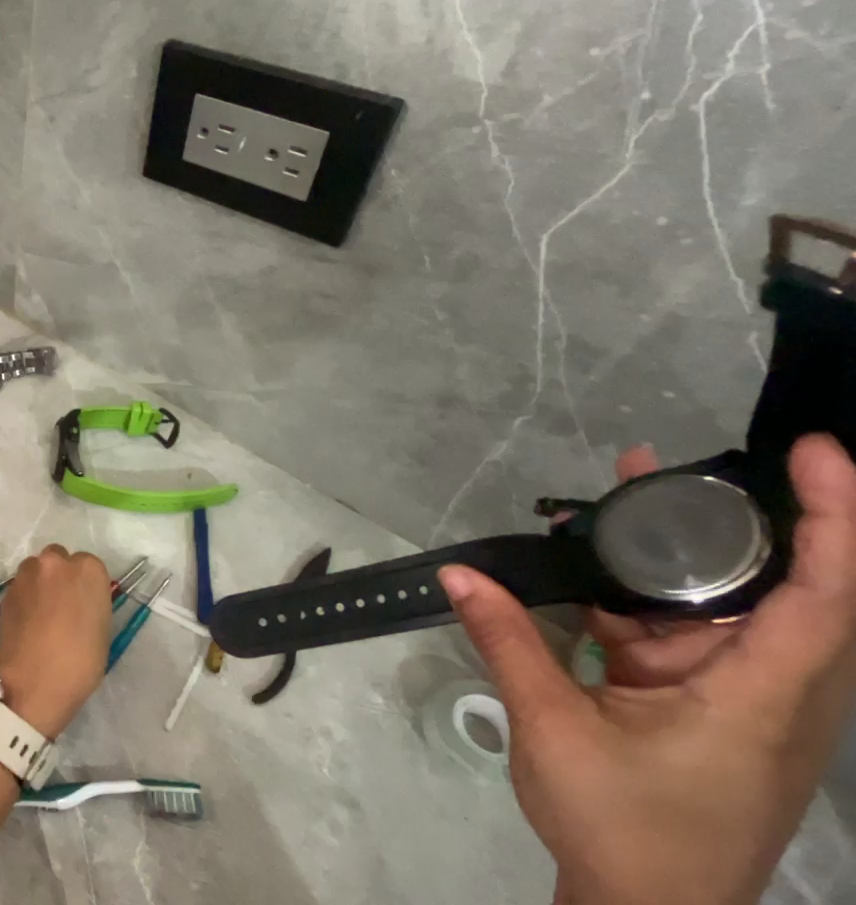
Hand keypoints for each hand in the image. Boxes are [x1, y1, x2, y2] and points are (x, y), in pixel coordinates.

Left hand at [0, 544, 112, 736]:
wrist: (35, 680)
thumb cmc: (81, 661)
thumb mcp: (102, 629)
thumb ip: (91, 603)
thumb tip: (79, 602)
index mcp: (88, 570)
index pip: (89, 566)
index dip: (86, 586)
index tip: (84, 604)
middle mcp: (56, 562)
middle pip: (59, 559)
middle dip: (60, 576)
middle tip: (61, 605)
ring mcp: (27, 573)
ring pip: (35, 569)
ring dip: (39, 583)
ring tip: (41, 613)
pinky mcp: (6, 589)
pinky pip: (20, 586)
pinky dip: (24, 597)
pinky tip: (26, 621)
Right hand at [438, 435, 855, 904]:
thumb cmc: (621, 823)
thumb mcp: (554, 728)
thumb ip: (509, 643)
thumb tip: (459, 572)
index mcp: (759, 695)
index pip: (823, 597)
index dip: (833, 522)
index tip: (817, 456)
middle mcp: (765, 687)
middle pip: (772, 587)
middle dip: (726, 518)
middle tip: (661, 463)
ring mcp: (730, 696)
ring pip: (712, 607)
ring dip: (664, 556)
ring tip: (612, 497)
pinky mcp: (694, 705)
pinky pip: (671, 636)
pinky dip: (630, 599)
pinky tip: (582, 569)